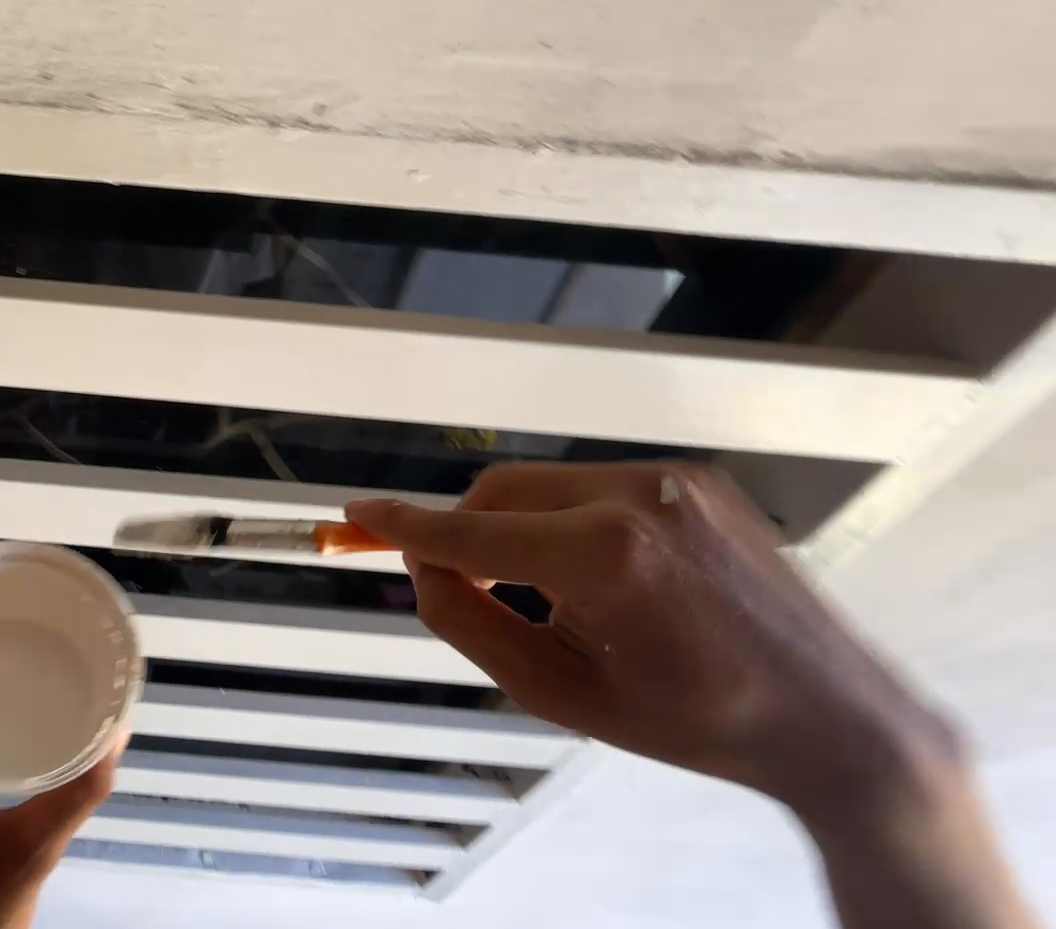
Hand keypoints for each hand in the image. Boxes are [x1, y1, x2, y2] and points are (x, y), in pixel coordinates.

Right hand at [345, 462, 959, 822]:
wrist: (836, 719)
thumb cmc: (694, 719)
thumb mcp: (554, 691)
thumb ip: (467, 620)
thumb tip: (425, 566)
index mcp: (606, 559)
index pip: (469, 530)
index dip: (404, 524)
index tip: (359, 512)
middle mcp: (639, 500)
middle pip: (496, 490)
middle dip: (468, 532)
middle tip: (473, 583)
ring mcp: (673, 481)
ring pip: (537, 483)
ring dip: (517, 526)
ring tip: (552, 587)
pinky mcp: (694, 477)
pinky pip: (587, 484)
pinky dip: (564, 517)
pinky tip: (600, 570)